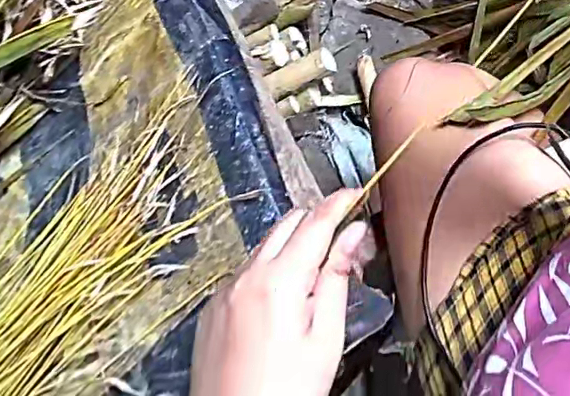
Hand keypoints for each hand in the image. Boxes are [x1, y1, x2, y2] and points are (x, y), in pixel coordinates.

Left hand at [192, 189, 375, 395]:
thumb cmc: (287, 395)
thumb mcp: (326, 338)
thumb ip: (338, 276)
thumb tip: (353, 232)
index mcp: (279, 281)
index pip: (316, 221)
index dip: (340, 203)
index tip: (357, 194)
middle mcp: (247, 277)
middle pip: (289, 222)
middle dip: (317, 223)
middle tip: (342, 244)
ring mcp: (224, 292)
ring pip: (267, 244)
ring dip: (293, 246)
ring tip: (313, 281)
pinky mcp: (212, 310)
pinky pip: (246, 271)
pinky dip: (268, 270)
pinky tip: (282, 302)